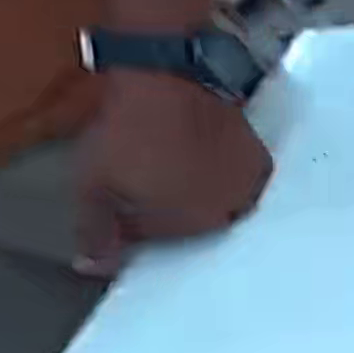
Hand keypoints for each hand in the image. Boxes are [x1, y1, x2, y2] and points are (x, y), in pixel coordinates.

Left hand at [73, 71, 272, 274]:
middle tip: (145, 183)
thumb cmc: (129, 137)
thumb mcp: (93, 186)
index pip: (161, 240)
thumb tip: (94, 268)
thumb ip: (96, 231)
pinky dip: (225, 177)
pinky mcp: (259, 159)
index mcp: (192, 225)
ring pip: (222, 201)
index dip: (133, 222)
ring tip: (175, 168)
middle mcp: (230, 212)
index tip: (117, 202)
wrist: (171, 83)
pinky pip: (243, 181)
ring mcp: (249, 184)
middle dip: (170, 211)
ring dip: (199, 193)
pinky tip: (207, 161)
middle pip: (196, 223)